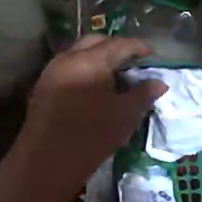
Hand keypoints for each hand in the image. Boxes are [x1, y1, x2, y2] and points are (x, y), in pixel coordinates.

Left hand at [17, 36, 165, 192]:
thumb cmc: (92, 135)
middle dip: (115, 47)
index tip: (151, 54)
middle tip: (131, 61)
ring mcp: (51, 71)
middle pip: (95, 42)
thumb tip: (159, 83)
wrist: (48, 160)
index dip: (138, 47)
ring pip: (78, 54)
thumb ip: (143, 94)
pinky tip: (93, 88)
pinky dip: (83, 70)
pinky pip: (67, 68)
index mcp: (90, 60)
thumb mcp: (125, 115)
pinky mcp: (42, 87)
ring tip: (114, 75)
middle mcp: (68, 58)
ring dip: (97, 58)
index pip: (119, 44)